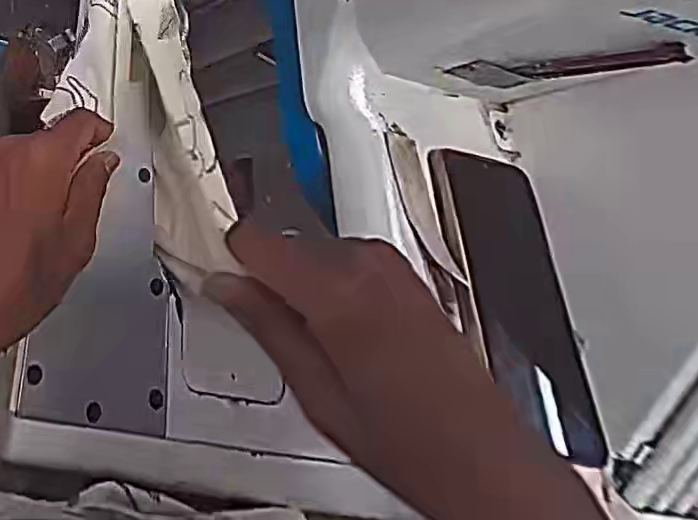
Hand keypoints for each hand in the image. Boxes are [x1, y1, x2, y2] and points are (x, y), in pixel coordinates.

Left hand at [0, 110, 117, 409]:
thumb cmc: (16, 280)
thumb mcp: (77, 236)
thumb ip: (94, 187)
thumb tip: (102, 163)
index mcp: (42, 157)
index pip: (81, 119)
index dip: (101, 130)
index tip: (107, 140)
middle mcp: (13, 150)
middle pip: (57, 132)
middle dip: (77, 152)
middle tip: (92, 180)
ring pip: (35, 147)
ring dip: (52, 165)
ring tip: (62, 206)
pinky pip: (16, 162)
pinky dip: (31, 175)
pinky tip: (38, 211)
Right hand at [206, 225, 598, 519]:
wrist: (487, 461)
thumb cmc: (415, 443)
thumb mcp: (317, 393)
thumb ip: (265, 325)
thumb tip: (226, 286)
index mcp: (336, 290)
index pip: (253, 237)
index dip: (227, 254)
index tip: (210, 265)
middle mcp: (363, 261)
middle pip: (282, 243)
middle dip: (265, 276)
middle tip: (263, 321)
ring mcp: (386, 262)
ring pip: (310, 249)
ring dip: (298, 281)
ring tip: (315, 339)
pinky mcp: (401, 268)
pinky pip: (341, 257)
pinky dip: (328, 281)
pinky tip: (341, 330)